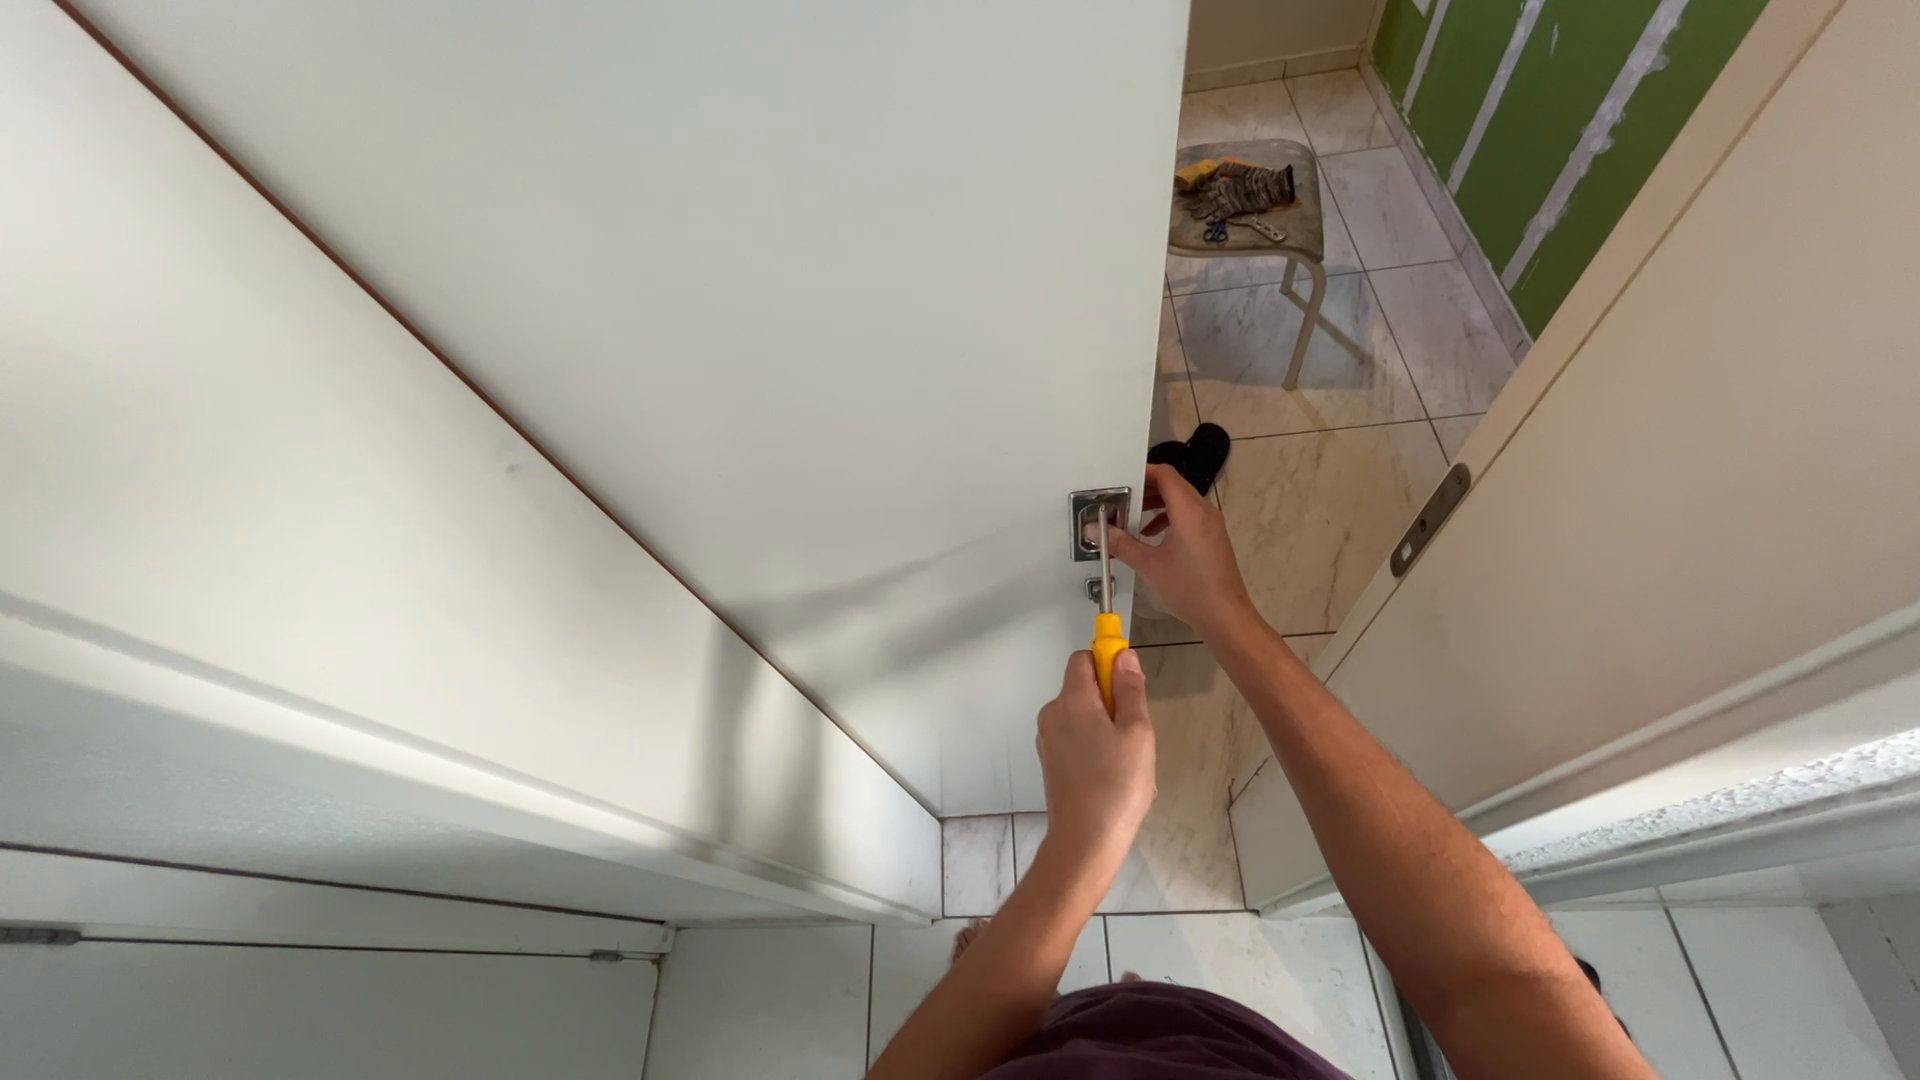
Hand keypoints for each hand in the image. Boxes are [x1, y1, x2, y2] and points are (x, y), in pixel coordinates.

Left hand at [1035, 651, 1155, 868]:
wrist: (1086, 839)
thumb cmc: (1118, 784)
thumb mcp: (1137, 732)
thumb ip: (1130, 689)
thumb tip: (1124, 655)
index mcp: (1071, 700)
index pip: (1083, 658)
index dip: (1107, 662)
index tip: (1129, 687)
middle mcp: (1052, 713)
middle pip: (1082, 687)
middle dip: (1110, 700)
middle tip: (1134, 734)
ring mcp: (1047, 738)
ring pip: (1080, 714)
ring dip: (1104, 725)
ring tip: (1124, 760)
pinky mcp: (1049, 760)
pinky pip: (1074, 737)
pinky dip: (1092, 744)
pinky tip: (1109, 774)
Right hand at [1109, 463, 1257, 637]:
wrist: (1225, 615)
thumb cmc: (1190, 589)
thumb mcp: (1149, 565)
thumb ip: (1120, 544)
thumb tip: (1095, 530)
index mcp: (1189, 511)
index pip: (1165, 475)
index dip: (1141, 472)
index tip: (1119, 481)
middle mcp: (1204, 511)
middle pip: (1172, 485)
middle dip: (1144, 489)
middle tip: (1120, 500)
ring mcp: (1211, 524)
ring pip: (1180, 500)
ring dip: (1156, 503)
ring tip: (1132, 517)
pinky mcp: (1212, 536)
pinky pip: (1188, 515)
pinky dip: (1168, 517)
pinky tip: (1152, 535)